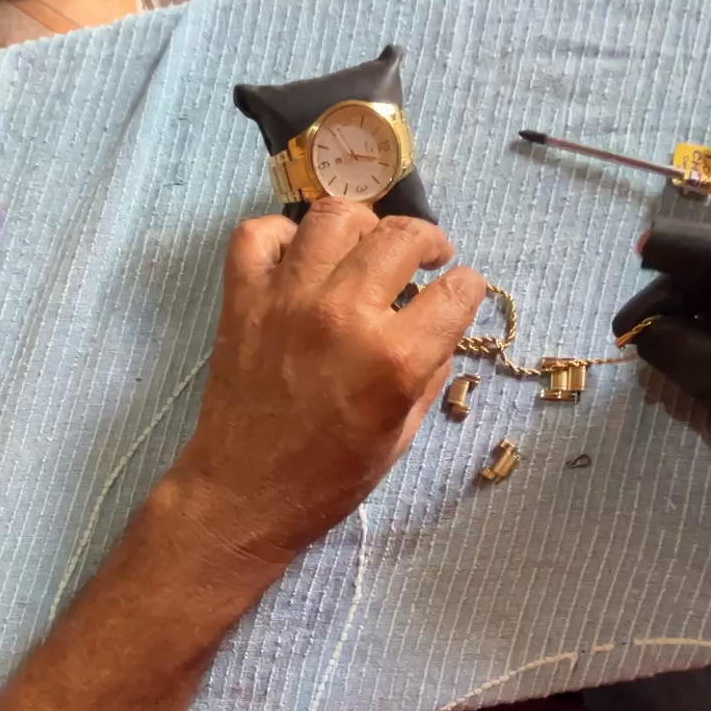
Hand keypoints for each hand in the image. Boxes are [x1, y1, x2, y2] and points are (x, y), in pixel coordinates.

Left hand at [168, 198, 485, 566]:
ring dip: (363, 226)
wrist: (246, 494)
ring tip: (365, 249)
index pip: (458, 290)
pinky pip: (260, 233)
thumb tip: (440, 327)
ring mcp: (289, 299)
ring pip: (335, 216)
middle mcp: (346, 313)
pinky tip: (300, 260)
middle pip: (403, 236)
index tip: (458, 294)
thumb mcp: (402, 436)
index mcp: (396, 359)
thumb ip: (430, 372)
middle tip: (426, 259)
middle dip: (429, 242)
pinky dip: (283, 236)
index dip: (467, 289)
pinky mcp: (243, 298)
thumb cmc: (330, 479)